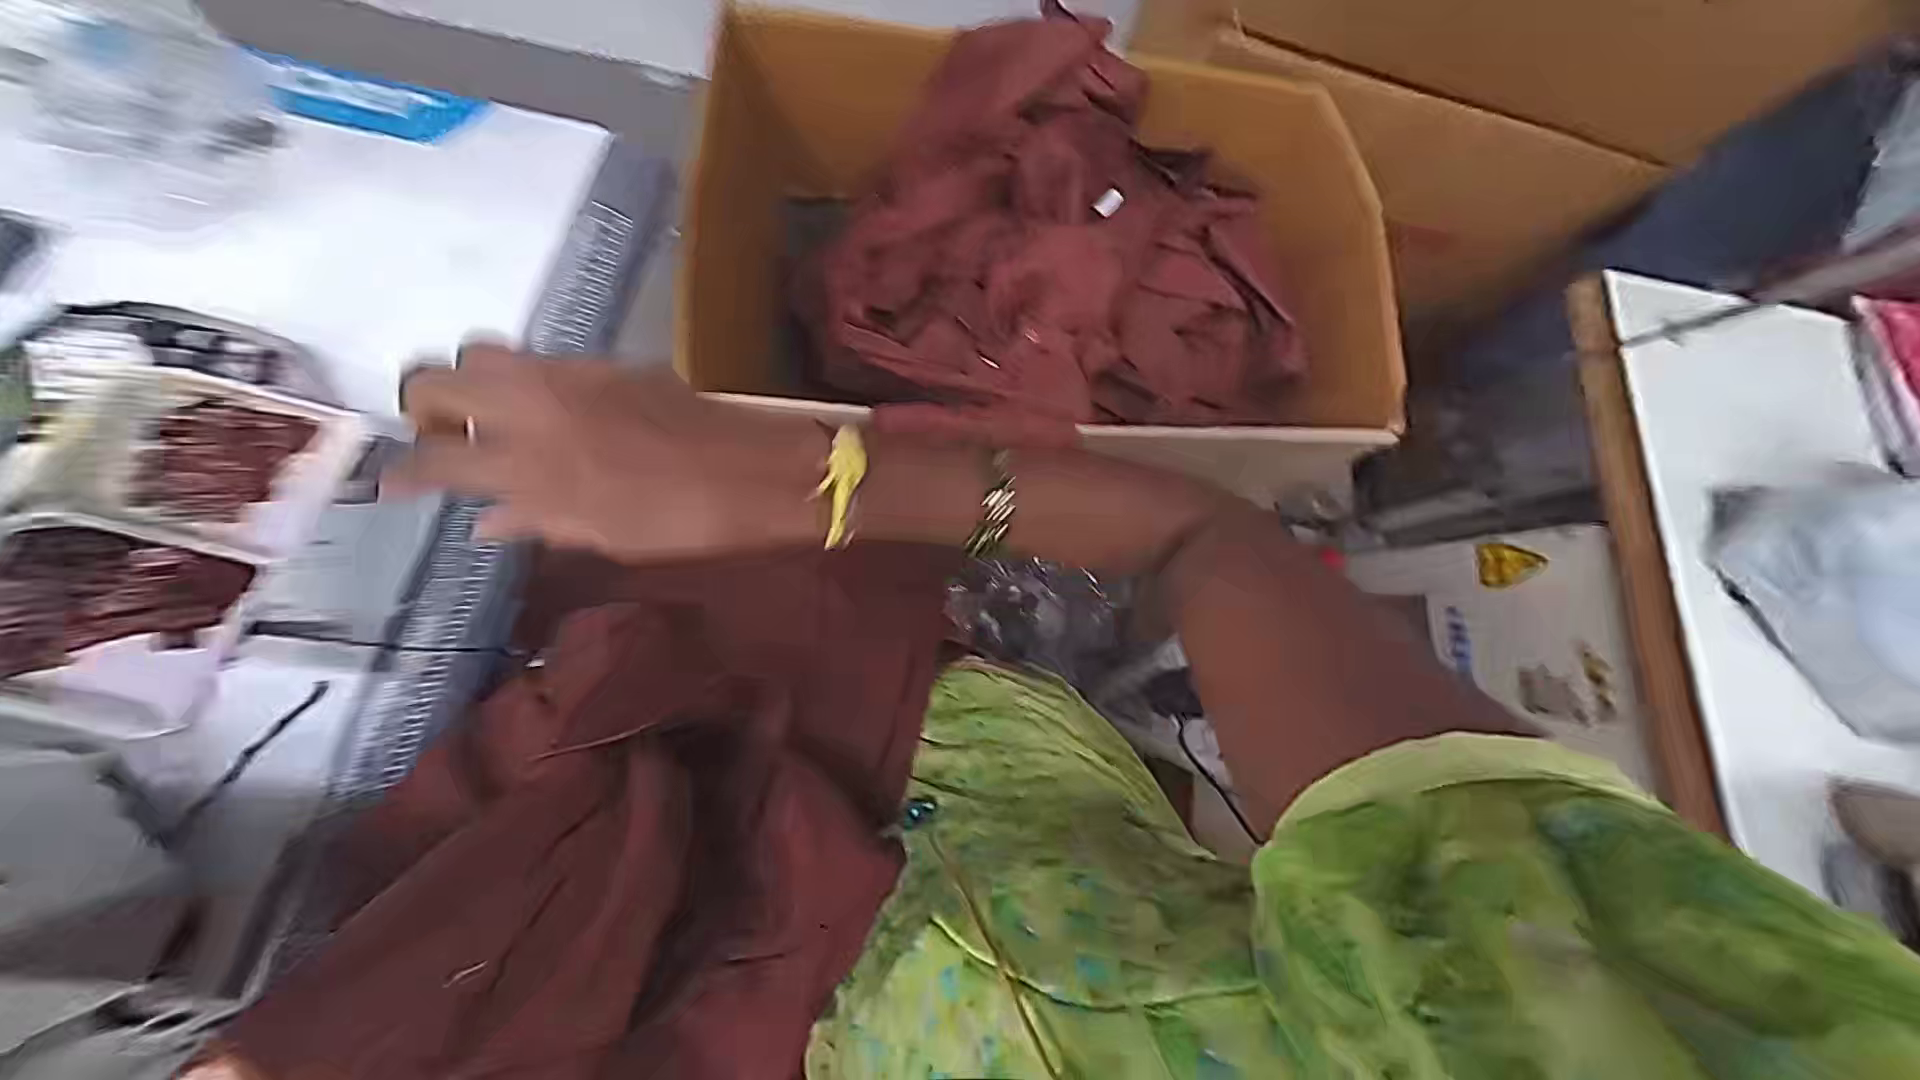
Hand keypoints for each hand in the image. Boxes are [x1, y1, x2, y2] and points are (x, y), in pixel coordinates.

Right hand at [388, 346, 827, 561]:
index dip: (403, 472)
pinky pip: (547, 360)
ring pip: (484, 352)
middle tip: (445, 434)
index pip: (433, 459)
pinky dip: (532, 380)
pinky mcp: (613, 362)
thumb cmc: (693, 522)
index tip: (396, 483)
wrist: (762, 472)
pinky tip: (558, 409)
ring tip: (496, 415)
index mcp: (533, 467)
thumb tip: (489, 519)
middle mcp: (538, 408)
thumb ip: (542, 521)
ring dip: (474, 381)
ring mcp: (575, 376)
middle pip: (434, 377)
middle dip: (423, 405)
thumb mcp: (611, 539)